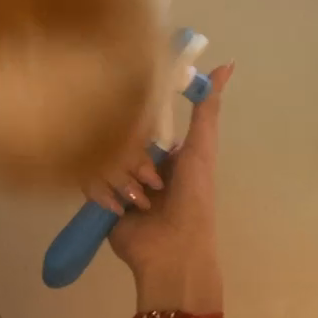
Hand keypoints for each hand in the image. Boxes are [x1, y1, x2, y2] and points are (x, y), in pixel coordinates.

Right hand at [104, 65, 231, 310]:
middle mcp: (141, 161)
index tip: (142, 126)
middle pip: (119, 136)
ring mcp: (119, 180)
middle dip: (133, 159)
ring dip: (123, 180)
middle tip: (150, 178)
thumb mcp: (201, 149)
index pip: (141, 118)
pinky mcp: (101, 200)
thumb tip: (229, 64)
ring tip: (140, 199)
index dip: (142, 122)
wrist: (172, 253)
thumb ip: (207, 108)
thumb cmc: (193, 199)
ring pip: (102, 157)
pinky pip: (89, 181)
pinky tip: (123, 208)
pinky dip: (106, 194)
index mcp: (165, 150)